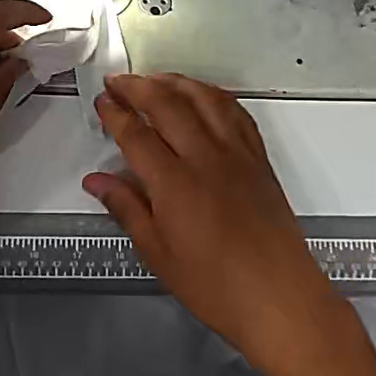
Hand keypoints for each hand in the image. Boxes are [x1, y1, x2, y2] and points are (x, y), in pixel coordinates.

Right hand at [84, 74, 345, 359]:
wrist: (279, 298)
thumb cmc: (214, 285)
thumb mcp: (158, 254)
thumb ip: (127, 208)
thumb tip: (96, 181)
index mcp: (175, 183)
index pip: (137, 134)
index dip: (115, 113)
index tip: (102, 101)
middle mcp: (206, 158)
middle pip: (168, 104)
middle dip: (138, 86)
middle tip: (117, 80)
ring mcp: (236, 154)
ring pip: (204, 98)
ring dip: (175, 81)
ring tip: (154, 78)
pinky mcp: (258, 158)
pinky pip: (235, 112)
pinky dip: (214, 95)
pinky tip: (202, 94)